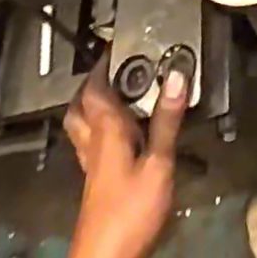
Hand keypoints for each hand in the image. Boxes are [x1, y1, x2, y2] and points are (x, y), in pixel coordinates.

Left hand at [62, 67, 186, 257]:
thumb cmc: (130, 212)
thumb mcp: (158, 163)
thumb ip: (167, 120)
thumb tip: (176, 74)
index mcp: (106, 133)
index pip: (96, 90)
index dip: (103, 65)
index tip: (116, 45)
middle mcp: (93, 146)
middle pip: (80, 109)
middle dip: (91, 85)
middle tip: (113, 68)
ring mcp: (92, 169)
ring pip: (83, 128)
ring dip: (94, 107)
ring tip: (118, 95)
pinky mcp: (97, 186)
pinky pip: (94, 146)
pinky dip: (104, 130)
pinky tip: (125, 136)